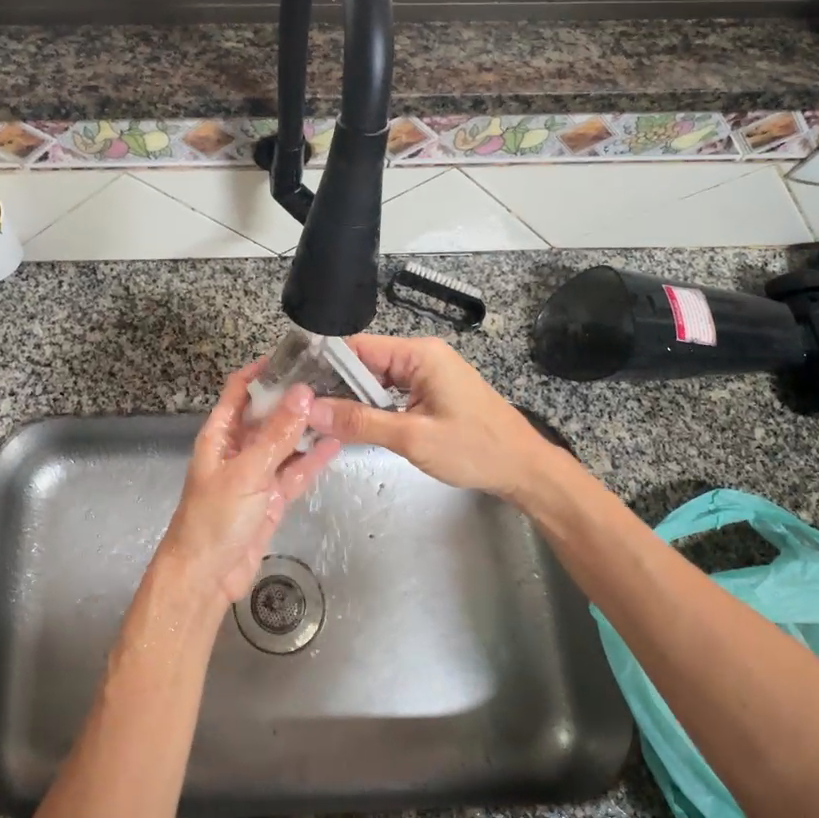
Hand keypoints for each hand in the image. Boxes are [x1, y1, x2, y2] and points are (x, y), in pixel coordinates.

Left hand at [158, 362, 341, 603]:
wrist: (206, 576)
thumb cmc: (214, 518)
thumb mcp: (247, 471)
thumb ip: (277, 434)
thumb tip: (302, 393)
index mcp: (221, 434)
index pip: (240, 389)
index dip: (264, 370)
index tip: (295, 355)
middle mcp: (239, 448)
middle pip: (268, 413)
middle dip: (294, 397)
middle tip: (330, 377)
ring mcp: (257, 474)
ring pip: (286, 442)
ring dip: (308, 426)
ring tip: (339, 404)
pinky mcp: (272, 498)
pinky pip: (295, 471)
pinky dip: (313, 458)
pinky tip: (336, 442)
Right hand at [306, 335, 562, 497]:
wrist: (525, 470)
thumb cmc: (475, 449)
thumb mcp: (412, 437)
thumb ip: (360, 422)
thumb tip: (311, 411)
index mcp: (420, 354)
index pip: (359, 347)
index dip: (324, 363)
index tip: (293, 381)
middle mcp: (423, 356)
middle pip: (365, 363)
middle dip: (334, 384)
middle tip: (298, 406)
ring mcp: (429, 374)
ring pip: (376, 380)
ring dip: (352, 398)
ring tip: (314, 415)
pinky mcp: (432, 393)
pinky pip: (392, 392)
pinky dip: (372, 407)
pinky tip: (350, 423)